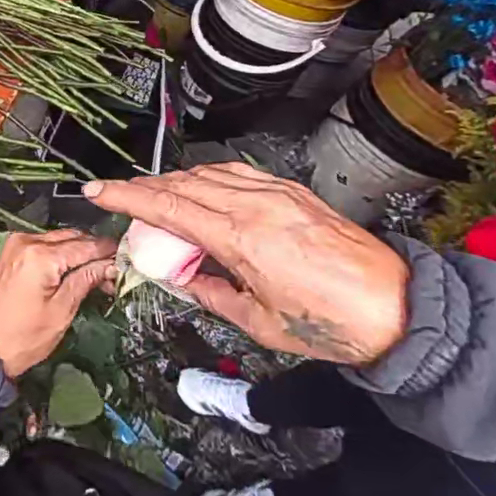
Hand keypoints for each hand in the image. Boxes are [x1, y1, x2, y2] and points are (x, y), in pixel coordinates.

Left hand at [0, 229, 116, 377]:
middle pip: (72, 237)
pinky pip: (44, 245)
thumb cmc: (23, 336)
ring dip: (79, 252)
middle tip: (114, 271)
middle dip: (95, 252)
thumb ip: (85, 280)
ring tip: (98, 274)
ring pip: (59, 239)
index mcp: (40, 255)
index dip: (108, 252)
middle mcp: (27, 241)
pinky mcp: (13, 253)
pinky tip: (75, 270)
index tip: (125, 258)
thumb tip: (109, 265)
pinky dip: (62, 254)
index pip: (84, 245)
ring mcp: (17, 245)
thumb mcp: (61, 311)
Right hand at [86, 164, 408, 364]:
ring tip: (158, 203)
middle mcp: (255, 204)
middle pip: (181, 183)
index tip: (98, 190)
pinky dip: (207, 180)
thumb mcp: (256, 321)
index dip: (126, 195)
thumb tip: (178, 276)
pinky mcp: (290, 191)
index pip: (168, 206)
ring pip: (206, 173)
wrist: (398, 308)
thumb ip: (207, 292)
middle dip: (143, 188)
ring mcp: (275, 192)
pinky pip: (235, 174)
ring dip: (174, 183)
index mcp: (240, 237)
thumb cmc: (331, 322)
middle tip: (121, 201)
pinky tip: (201, 194)